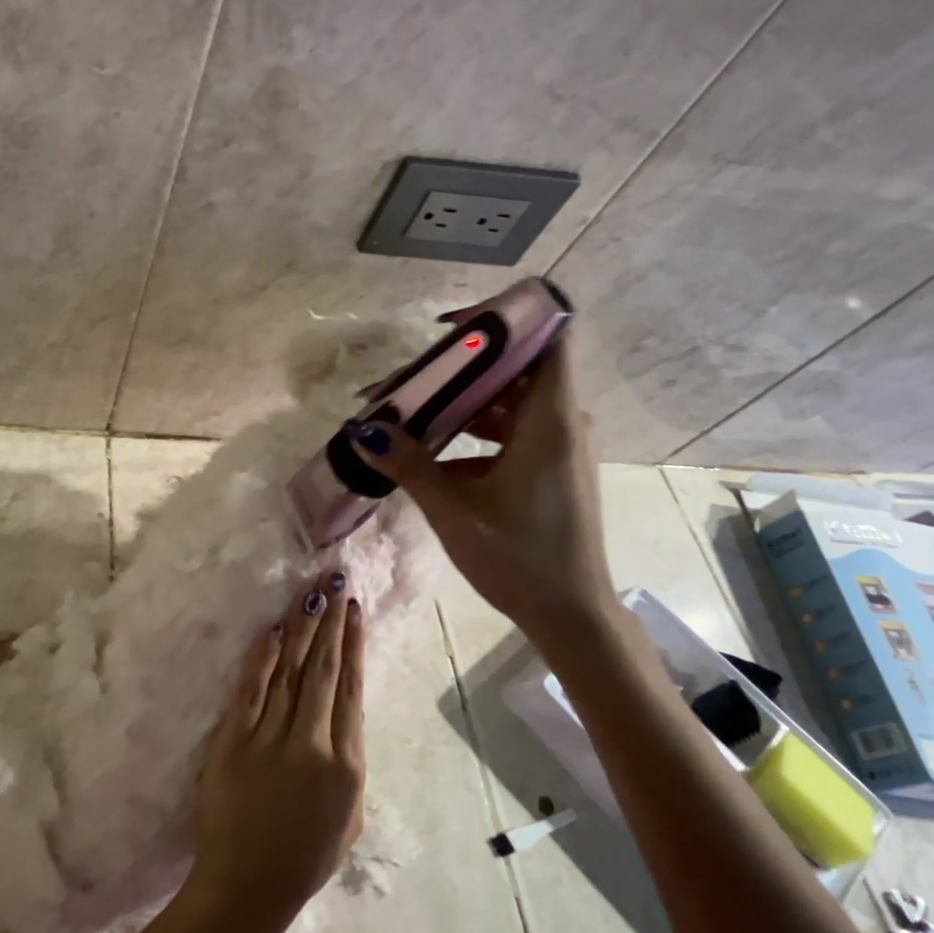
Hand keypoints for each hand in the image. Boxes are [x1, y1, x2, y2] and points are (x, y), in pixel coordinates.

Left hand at [185, 571, 365, 920]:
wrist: (249, 886)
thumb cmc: (303, 857)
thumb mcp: (347, 816)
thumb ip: (348, 762)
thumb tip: (342, 715)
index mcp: (347, 765)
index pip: (351, 689)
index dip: (353, 645)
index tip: (354, 609)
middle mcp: (313, 743)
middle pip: (323, 669)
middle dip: (331, 621)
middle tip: (336, 579)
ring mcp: (271, 739)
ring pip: (290, 671)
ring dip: (301, 626)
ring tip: (311, 590)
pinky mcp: (233, 741)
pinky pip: (250, 689)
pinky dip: (262, 656)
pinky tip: (272, 628)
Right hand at [347, 330, 615, 631]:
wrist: (569, 613)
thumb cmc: (517, 554)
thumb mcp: (453, 507)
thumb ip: (408, 463)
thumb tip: (364, 430)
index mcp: (550, 420)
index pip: (550, 338)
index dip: (508, 319)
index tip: (455, 327)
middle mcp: (562, 423)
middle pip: (518, 370)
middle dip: (464, 367)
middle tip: (413, 374)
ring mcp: (560, 448)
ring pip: (511, 404)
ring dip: (464, 404)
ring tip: (413, 411)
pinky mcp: (552, 471)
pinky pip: (513, 434)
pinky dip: (476, 434)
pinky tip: (433, 454)